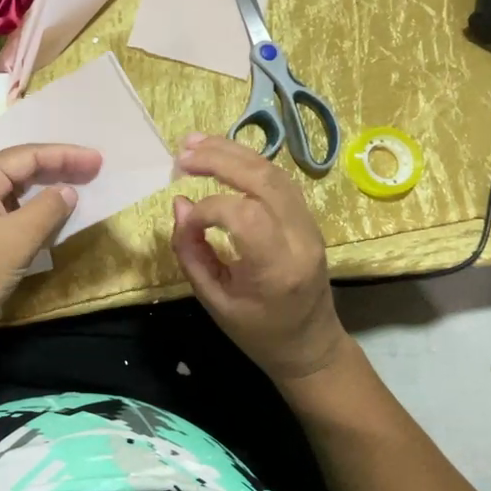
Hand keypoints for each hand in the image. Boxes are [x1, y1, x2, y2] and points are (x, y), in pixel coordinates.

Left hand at [0, 144, 102, 338]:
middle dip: (57, 167)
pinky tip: (49, 215)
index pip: (28, 155)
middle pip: (20, 167)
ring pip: (14, 189)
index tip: (98, 160)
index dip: (65, 155)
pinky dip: (31, 209)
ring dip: (45, 189)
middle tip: (94, 169)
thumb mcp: (17, 240)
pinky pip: (7, 208)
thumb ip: (47, 210)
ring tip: (78, 187)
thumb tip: (68, 191)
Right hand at [170, 133, 349, 381]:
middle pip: (263, 180)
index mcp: (276, 269)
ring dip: (233, 153)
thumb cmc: (258, 333)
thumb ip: (192, 252)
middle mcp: (299, 239)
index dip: (207, 208)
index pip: (243, 215)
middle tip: (182, 153)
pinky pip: (280, 181)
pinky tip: (222, 157)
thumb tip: (180, 205)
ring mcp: (310, 226)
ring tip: (195, 143)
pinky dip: (249, 163)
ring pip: (275, 173)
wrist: (311, 346)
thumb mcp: (214, 301)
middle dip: (220, 160)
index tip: (186, 221)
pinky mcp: (308, 220)